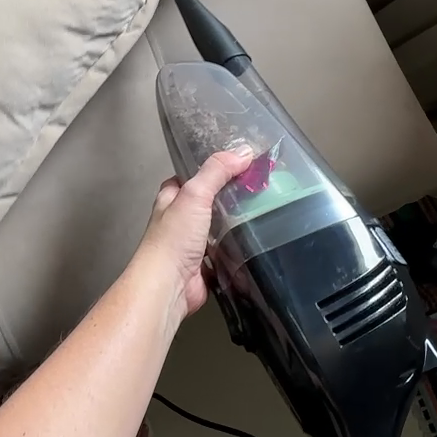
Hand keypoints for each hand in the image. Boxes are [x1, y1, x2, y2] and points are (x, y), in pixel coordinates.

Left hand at [132, 148, 254, 319]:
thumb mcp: (195, 194)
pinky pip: (226, 251)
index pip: (192, 175)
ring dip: (237, 222)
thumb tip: (243, 151)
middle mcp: (179, 218)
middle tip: (260, 187)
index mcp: (171, 197)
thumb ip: (216, 172)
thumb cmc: (174, 237)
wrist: (169, 285)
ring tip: (267, 210)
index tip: (242, 163)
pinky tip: (259, 241)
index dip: (213, 168)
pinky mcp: (206, 264)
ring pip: (219, 226)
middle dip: (230, 196)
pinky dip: (239, 247)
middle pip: (208, 201)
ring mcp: (192, 243)